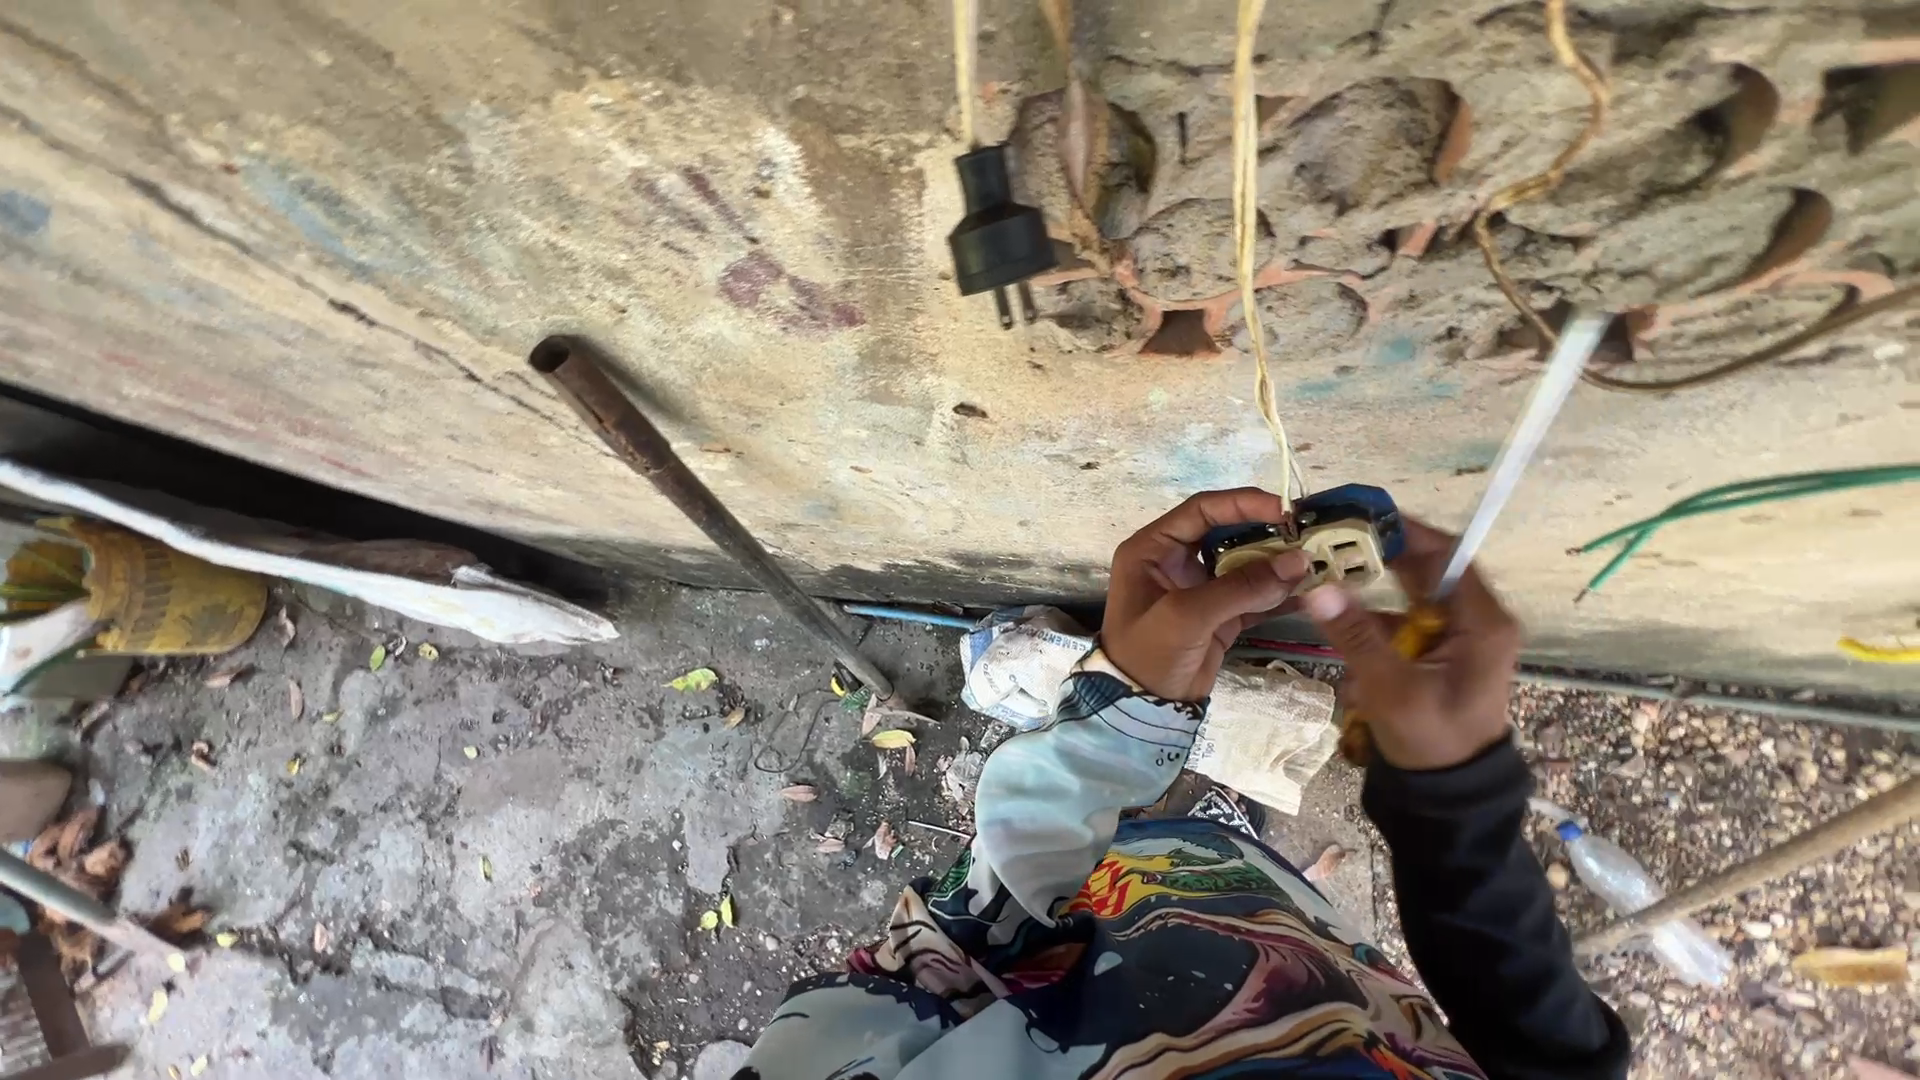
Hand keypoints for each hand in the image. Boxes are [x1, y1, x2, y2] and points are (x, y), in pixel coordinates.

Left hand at [1102, 488, 1312, 699]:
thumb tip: (1298, 561)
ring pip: (1245, 564)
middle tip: (1310, 536)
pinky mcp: (1219, 616)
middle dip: (1268, 534)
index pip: (1201, 510)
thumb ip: (1240, 587)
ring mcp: (1199, 589)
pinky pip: (1254, 595)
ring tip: (1318, 562)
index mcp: (1152, 548)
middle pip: (1228, 533)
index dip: (1242, 503)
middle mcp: (1175, 561)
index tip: (1284, 509)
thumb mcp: (1186, 615)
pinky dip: (1279, 594)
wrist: (1140, 707)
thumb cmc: (1148, 652)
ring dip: (1278, 565)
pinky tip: (1309, 592)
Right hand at [1299, 519, 1519, 769]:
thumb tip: (1316, 587)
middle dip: (1378, 551)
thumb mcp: (1392, 687)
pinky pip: (1399, 618)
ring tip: (1324, 568)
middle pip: (1425, 567)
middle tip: (1329, 535)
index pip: (1446, 554)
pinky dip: (1370, 614)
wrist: (1449, 791)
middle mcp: (1474, 619)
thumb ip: (1355, 635)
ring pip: (1407, 591)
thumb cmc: (1433, 739)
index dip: (1404, 529)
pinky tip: (1337, 616)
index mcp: (1483, 621)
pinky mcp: (1434, 650)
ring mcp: (1454, 634)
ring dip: (1369, 582)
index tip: (1357, 514)